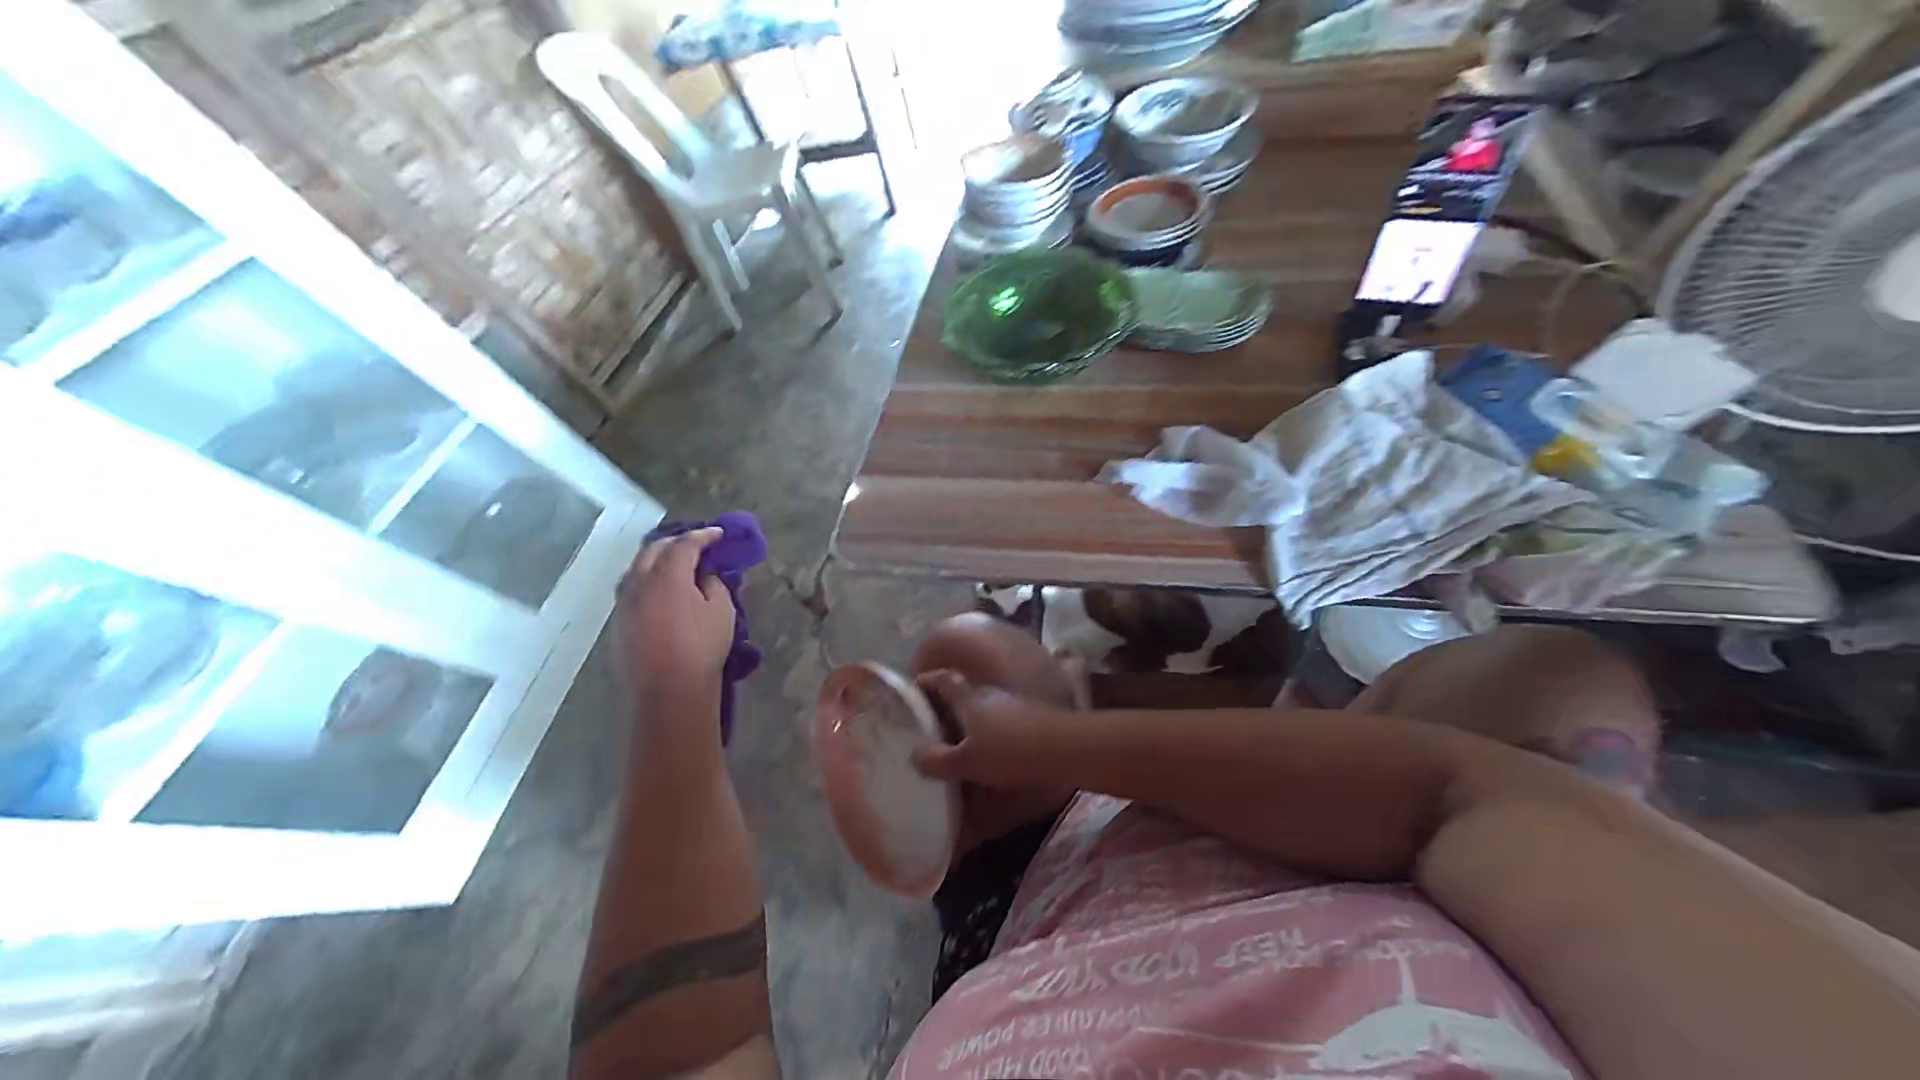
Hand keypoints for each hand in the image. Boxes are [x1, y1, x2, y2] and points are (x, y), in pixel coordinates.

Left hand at [617, 528, 733, 703]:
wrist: (668, 691)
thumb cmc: (702, 648)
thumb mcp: (722, 611)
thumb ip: (713, 585)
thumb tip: (703, 577)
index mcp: (668, 576)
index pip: (685, 544)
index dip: (703, 535)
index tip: (719, 534)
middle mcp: (640, 582)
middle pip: (654, 549)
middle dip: (676, 541)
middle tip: (696, 543)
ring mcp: (625, 603)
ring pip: (637, 567)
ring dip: (657, 558)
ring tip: (675, 563)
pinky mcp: (619, 621)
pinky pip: (631, 587)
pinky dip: (647, 578)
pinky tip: (660, 588)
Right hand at [911, 670, 1062, 789]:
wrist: (1062, 747)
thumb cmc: (1007, 751)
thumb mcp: (967, 762)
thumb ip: (939, 760)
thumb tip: (914, 755)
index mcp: (968, 698)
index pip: (942, 680)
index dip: (926, 681)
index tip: (913, 687)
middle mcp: (988, 692)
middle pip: (963, 690)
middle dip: (948, 702)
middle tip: (934, 720)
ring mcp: (1013, 701)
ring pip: (984, 703)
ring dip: (971, 715)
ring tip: (962, 736)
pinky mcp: (1032, 713)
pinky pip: (1002, 715)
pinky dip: (991, 726)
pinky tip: (993, 745)